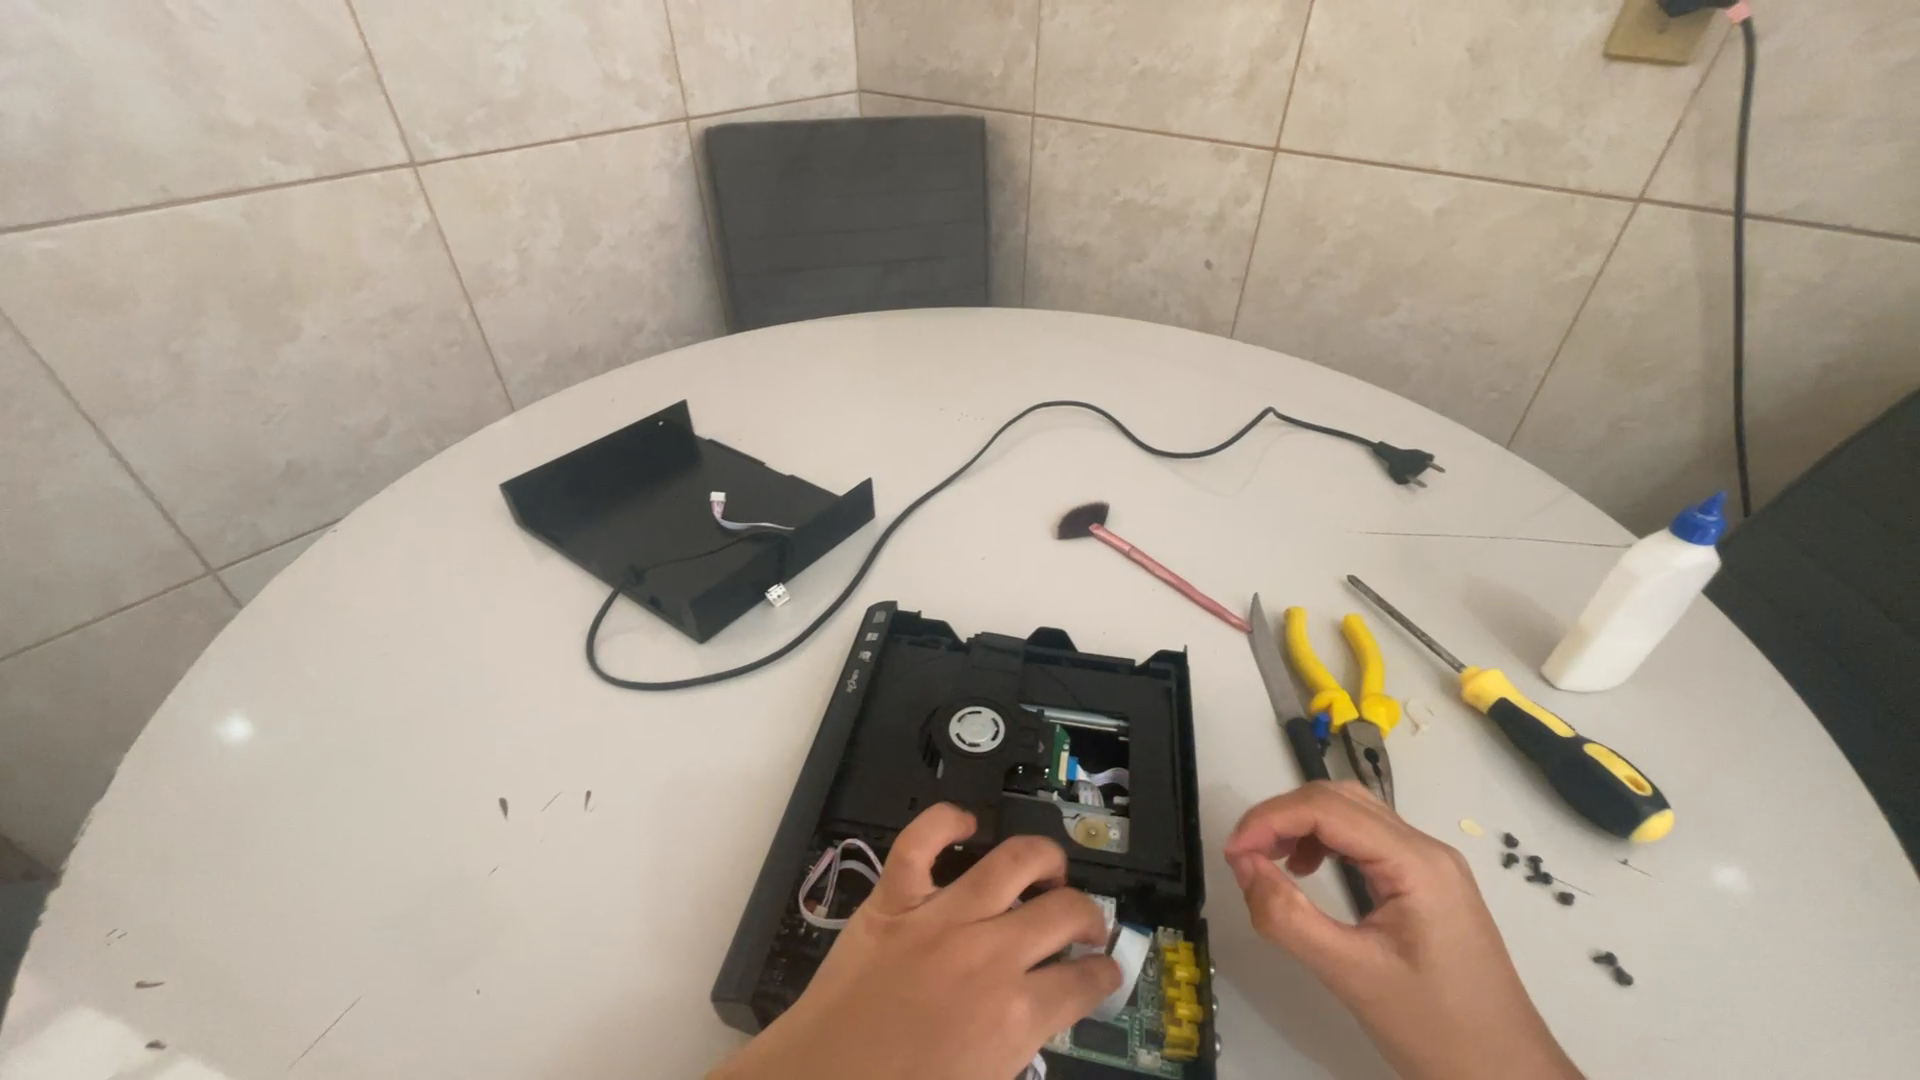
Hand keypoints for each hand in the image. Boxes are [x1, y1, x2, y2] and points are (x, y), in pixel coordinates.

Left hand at [710, 804, 1120, 1079]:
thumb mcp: (987, 1079)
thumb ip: (1022, 1038)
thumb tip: (1043, 1007)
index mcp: (1014, 1015)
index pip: (1083, 981)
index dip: (1102, 974)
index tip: (1103, 969)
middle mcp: (987, 955)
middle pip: (1063, 912)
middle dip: (1088, 916)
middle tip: (1084, 923)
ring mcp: (939, 918)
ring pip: (1012, 862)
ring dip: (1043, 860)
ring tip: (1048, 871)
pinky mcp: (894, 899)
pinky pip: (921, 840)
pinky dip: (945, 821)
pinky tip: (965, 823)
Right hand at [1224, 782, 1582, 1079]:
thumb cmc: (1438, 1032)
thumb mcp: (1352, 976)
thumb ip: (1289, 918)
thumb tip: (1243, 865)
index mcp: (1415, 863)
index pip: (1326, 809)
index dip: (1269, 820)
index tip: (1232, 855)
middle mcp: (1425, 849)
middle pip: (1338, 799)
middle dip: (1281, 816)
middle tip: (1244, 856)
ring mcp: (1429, 865)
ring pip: (1351, 813)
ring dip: (1302, 825)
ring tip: (1268, 861)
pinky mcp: (1426, 884)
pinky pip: (1365, 839)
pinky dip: (1325, 841)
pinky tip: (1307, 871)